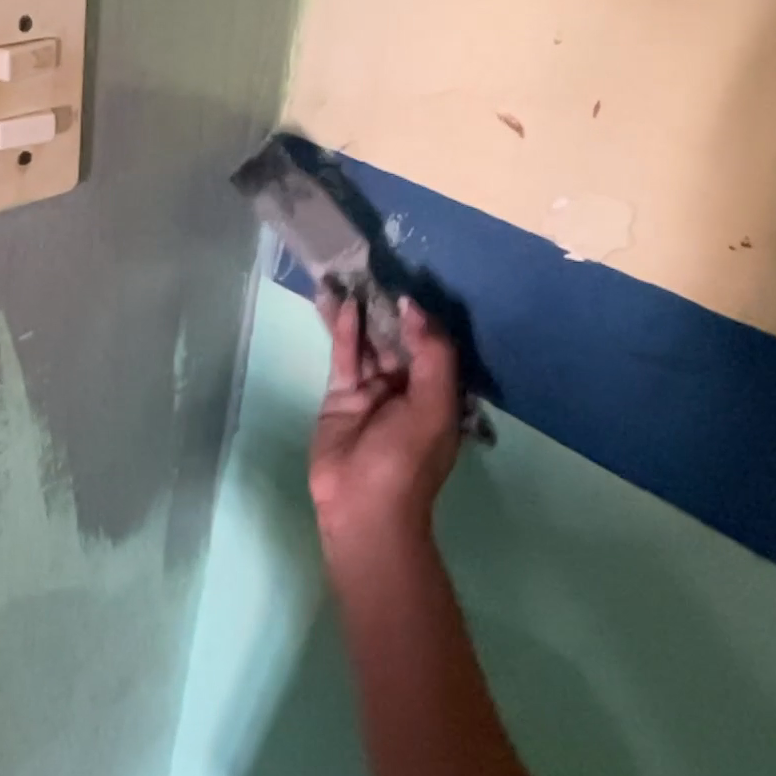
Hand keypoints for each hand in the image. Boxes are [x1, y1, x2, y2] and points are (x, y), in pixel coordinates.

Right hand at [310, 293, 462, 548]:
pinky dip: (342, 331)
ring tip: (344, 277)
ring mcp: (371, 390)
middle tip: (368, 268)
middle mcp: (406, 386)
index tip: (404, 284)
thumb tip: (412, 307)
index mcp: (437, 392)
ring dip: (357, 312)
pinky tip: (338, 305)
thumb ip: (430, 355)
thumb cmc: (406, 462)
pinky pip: (343, 356)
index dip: (419, 315)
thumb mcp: (433, 407)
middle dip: (383, 307)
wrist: (362, 507)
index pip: (430, 343)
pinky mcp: (340, 395)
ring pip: (366, 342)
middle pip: (394, 337)